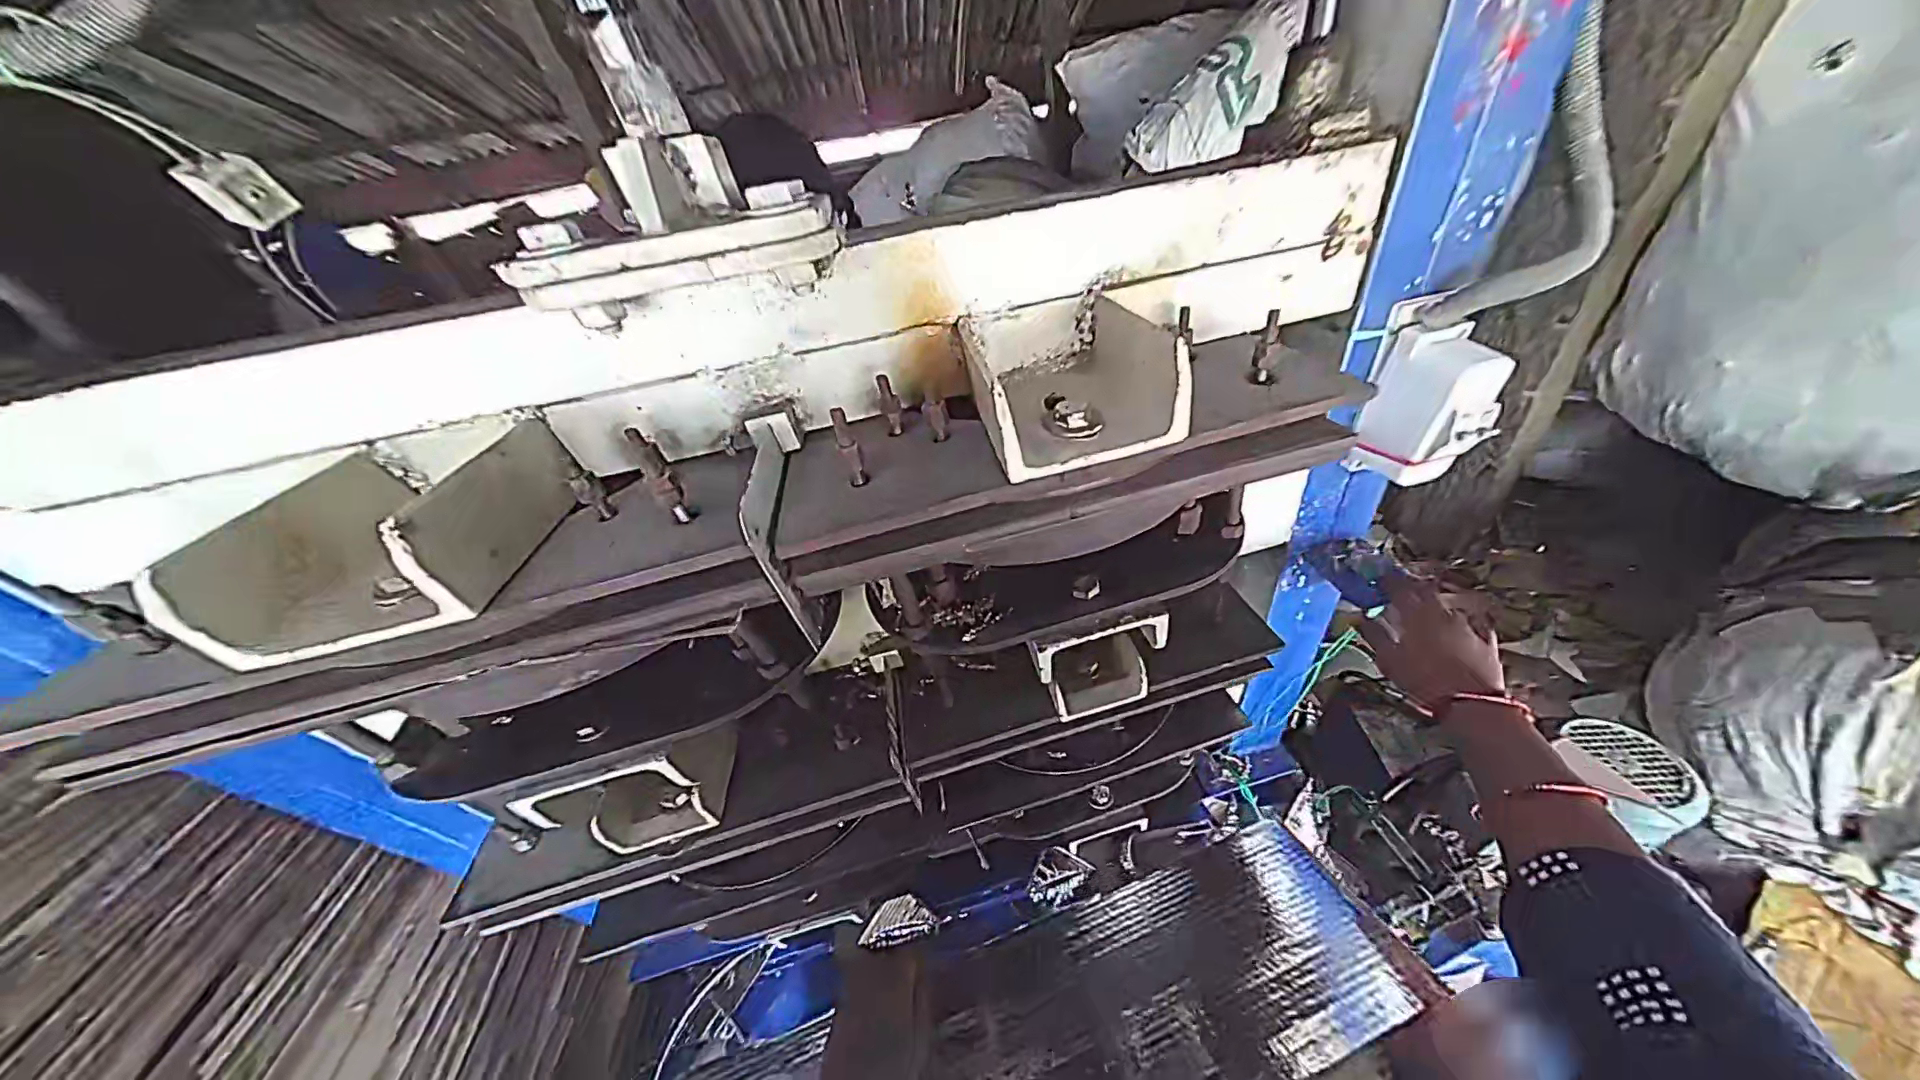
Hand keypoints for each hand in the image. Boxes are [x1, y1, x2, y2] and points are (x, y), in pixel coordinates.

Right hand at [1358, 575, 1504, 710]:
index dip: (1387, 581)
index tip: (1377, 580)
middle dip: (1411, 587)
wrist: (1471, 703)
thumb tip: (1359, 618)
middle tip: (1399, 592)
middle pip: (1426, 591)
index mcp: (1416, 614)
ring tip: (1423, 611)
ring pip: (1447, 605)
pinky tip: (1455, 627)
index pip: (1399, 587)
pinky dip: (1459, 621)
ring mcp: (1468, 625)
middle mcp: (1443, 613)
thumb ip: (1374, 635)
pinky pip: (1472, 621)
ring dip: (1433, 604)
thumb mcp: (1389, 660)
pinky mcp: (1486, 639)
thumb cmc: (1423, 680)